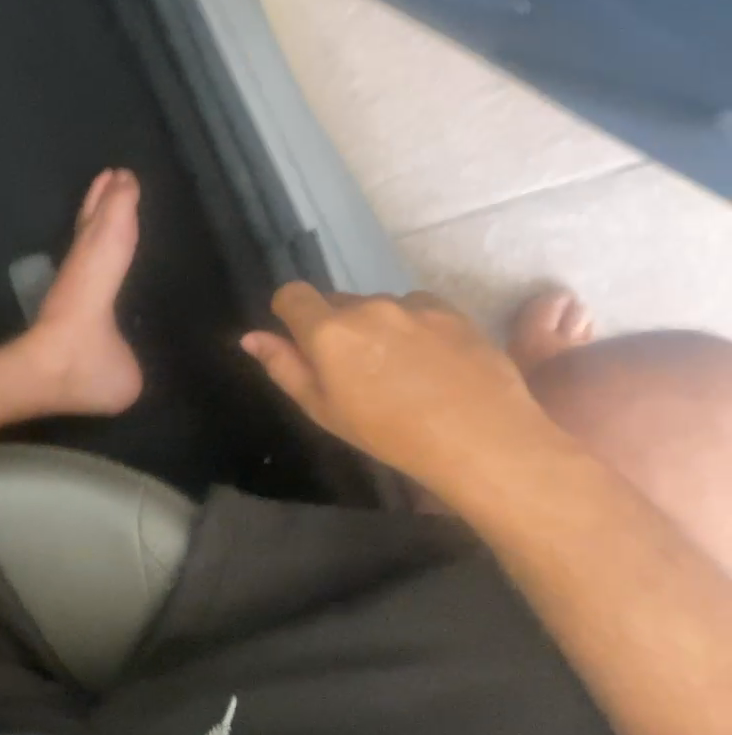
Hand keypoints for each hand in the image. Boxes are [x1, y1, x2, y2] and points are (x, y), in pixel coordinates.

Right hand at [240, 284, 563, 487]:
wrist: (483, 440)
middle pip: (335, 301)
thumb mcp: (322, 408)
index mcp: (327, 330)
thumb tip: (251, 337)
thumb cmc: (388, 432)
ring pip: (377, 306)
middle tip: (352, 368)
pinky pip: (417, 308)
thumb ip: (284, 366)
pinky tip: (430, 360)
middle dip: (334, 325)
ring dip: (375, 325)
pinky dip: (413, 325)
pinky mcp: (453, 313)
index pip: (291, 294)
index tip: (300, 341)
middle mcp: (366, 307)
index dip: (289, 313)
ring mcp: (413, 307)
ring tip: (397, 367)